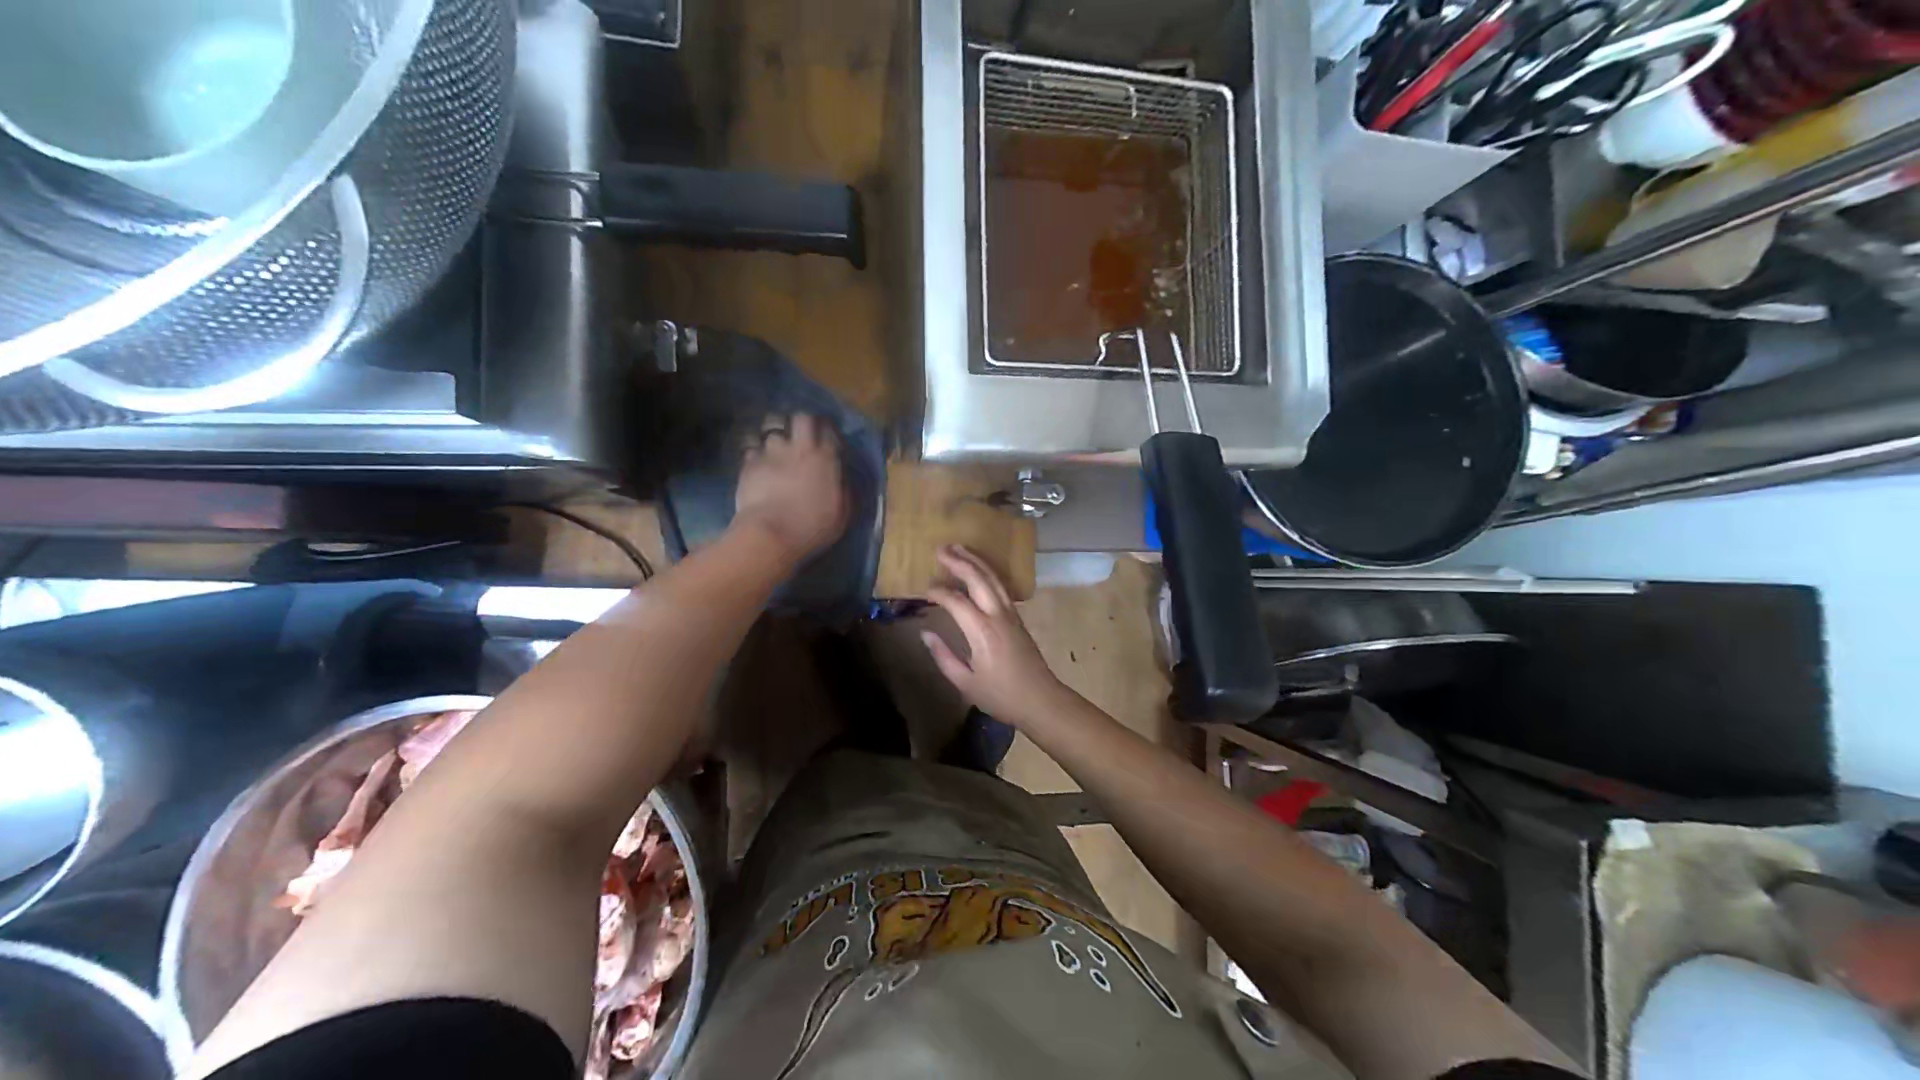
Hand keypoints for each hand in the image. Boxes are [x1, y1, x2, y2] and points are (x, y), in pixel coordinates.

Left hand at [733, 413, 847, 564]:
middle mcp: (799, 448)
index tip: (827, 438)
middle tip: (801, 437)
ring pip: (773, 430)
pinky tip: (757, 464)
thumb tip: (842, 478)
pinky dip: (756, 454)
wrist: (771, 534)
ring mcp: (771, 453)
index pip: (829, 429)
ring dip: (776, 438)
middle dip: (802, 423)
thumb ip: (844, 490)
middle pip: (801, 418)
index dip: (828, 430)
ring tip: (776, 450)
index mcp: (825, 458)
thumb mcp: (842, 513)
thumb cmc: (813, 527)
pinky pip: (752, 448)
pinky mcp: (749, 463)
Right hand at [921, 546, 1072, 727]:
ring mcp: (1011, 613)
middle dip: (959, 561)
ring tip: (959, 548)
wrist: (1041, 700)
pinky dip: (987, 572)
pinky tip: (979, 568)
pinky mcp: (1018, 617)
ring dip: (975, 560)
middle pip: (978, 578)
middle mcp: (998, 615)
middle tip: (940, 549)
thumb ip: (944, 656)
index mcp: (982, 631)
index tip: (924, 589)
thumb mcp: (965, 683)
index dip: (938, 592)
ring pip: (993, 577)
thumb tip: (926, 633)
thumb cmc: (1001, 696)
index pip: (956, 601)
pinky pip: (1001, 586)